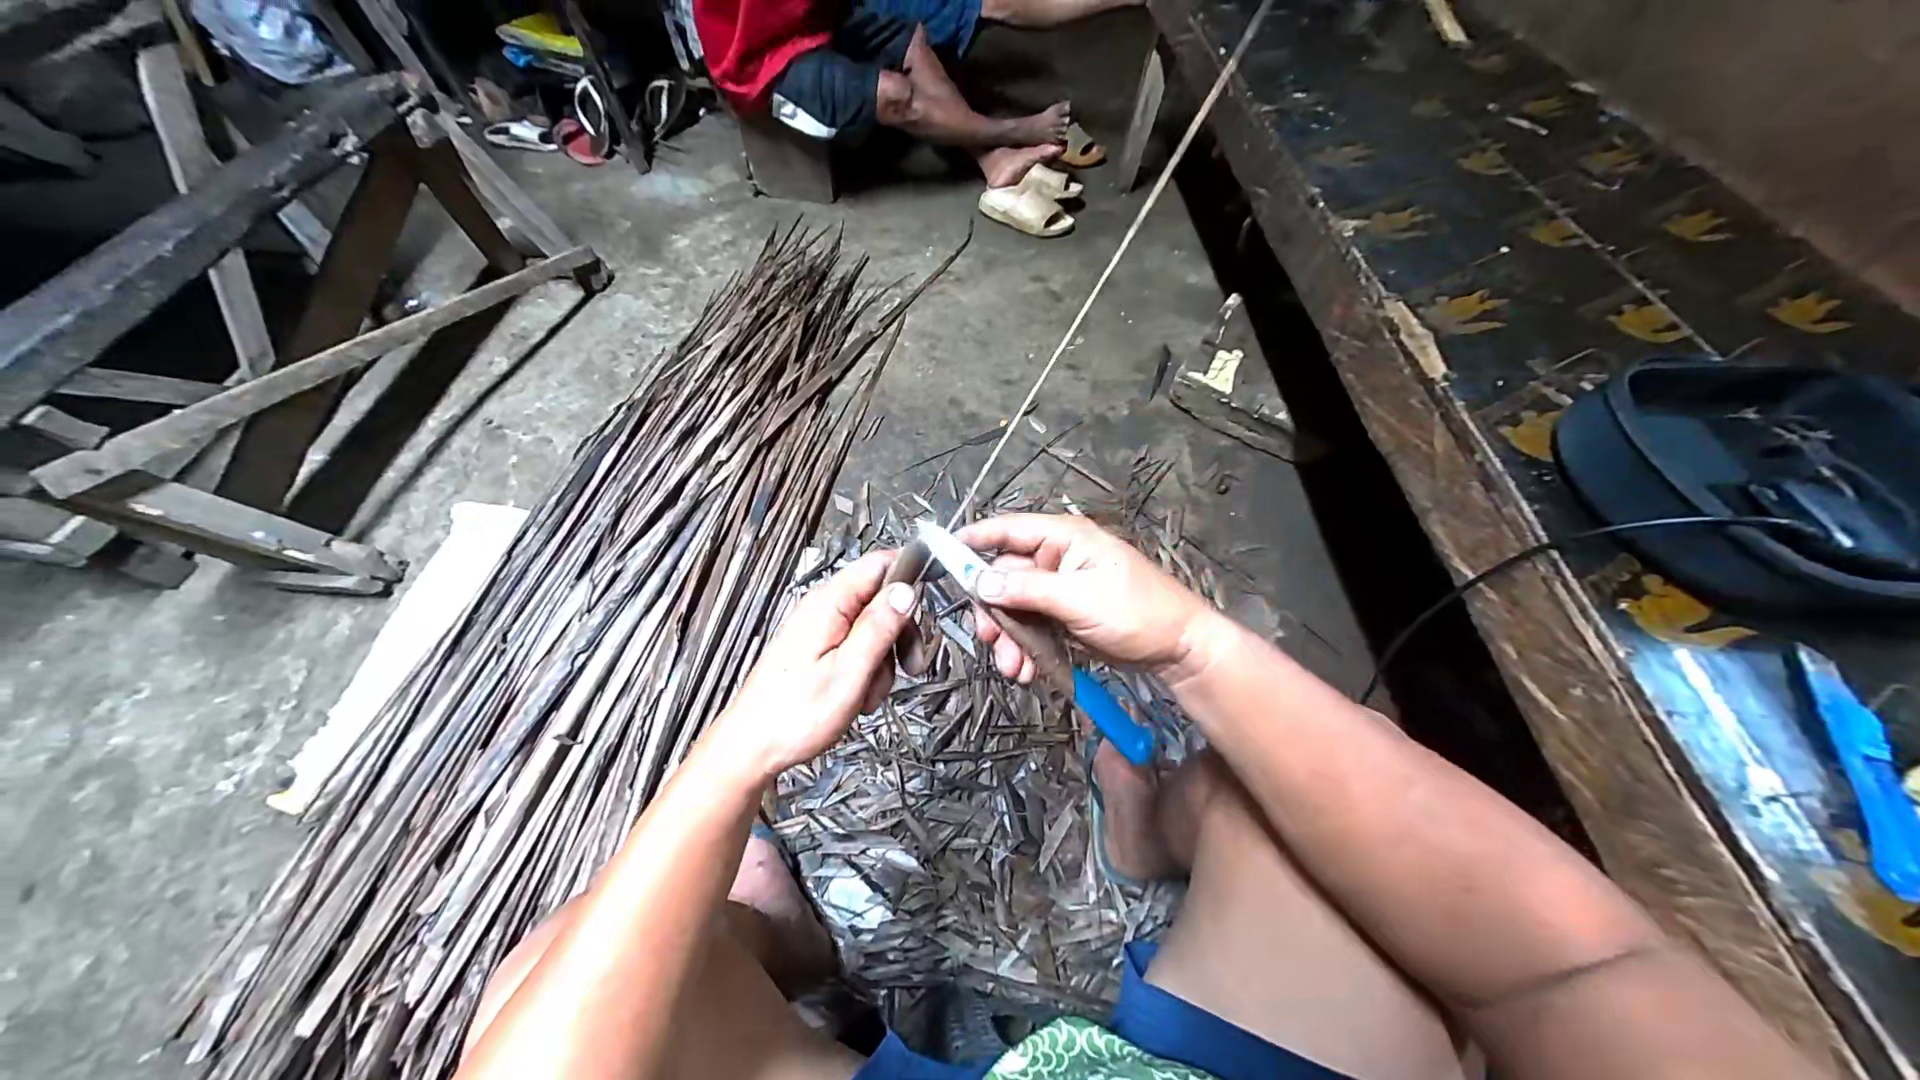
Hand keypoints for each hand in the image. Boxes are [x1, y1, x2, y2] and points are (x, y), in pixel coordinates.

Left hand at [703, 551, 916, 783]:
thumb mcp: (849, 672)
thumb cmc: (791, 717)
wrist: (752, 748)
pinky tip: (859, 693)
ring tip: (872, 689)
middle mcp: (823, 609)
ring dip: (885, 658)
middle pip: (882, 598)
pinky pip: (859, 646)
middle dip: (902, 631)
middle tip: (910, 662)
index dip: (910, 579)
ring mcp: (821, 629)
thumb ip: (880, 627)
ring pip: (875, 626)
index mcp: (829, 604)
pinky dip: (868, 669)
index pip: (880, 564)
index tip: (929, 602)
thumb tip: (905, 592)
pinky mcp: (820, 649)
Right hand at [956, 514, 1218, 684]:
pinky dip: (1024, 647)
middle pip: (1003, 577)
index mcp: (1063, 539)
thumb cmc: (1137, 611)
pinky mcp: (1062, 616)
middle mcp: (1056, 559)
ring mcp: (1059, 590)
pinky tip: (1025, 670)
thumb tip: (981, 581)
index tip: (942, 557)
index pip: (1008, 530)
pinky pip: (1030, 627)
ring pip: (1014, 607)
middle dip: (993, 611)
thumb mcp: (1078, 598)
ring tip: (1012, 666)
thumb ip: (1027, 589)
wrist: (1178, 649)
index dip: (974, 541)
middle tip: (988, 638)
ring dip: (1007, 637)